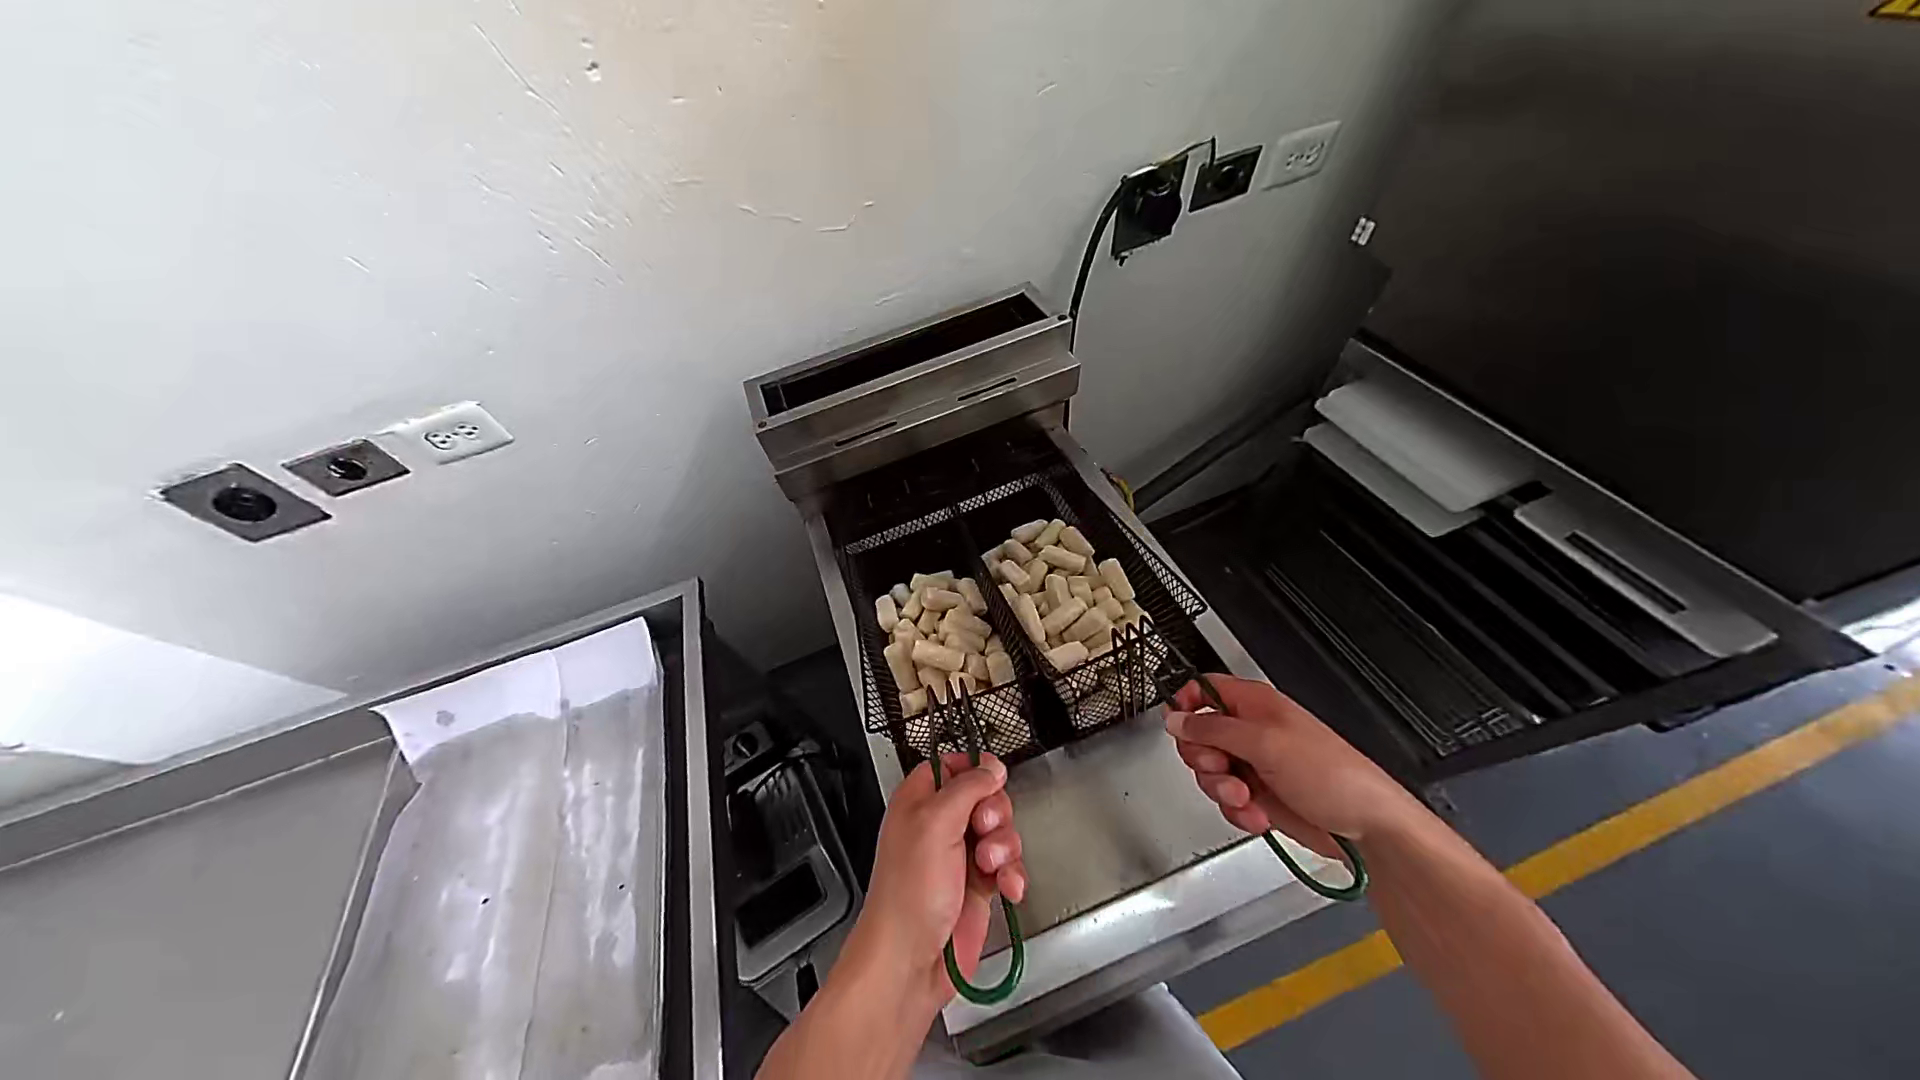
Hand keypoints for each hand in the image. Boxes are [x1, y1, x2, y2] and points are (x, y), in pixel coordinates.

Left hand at [836, 753, 1026, 1019]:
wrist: (910, 960)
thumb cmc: (906, 894)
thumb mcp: (936, 823)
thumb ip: (968, 787)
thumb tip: (991, 767)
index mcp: (920, 801)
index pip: (952, 765)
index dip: (975, 768)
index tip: (991, 779)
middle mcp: (940, 824)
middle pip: (986, 797)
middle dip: (995, 813)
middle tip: (982, 828)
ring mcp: (961, 855)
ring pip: (1001, 831)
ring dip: (1004, 846)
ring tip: (989, 865)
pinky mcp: (979, 884)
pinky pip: (1009, 865)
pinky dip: (1012, 874)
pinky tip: (1006, 887)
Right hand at [1166, 675, 1427, 856]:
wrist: (1367, 828)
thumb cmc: (1333, 775)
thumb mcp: (1262, 743)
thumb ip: (1211, 729)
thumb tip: (1175, 719)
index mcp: (1254, 704)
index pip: (1204, 688)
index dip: (1185, 703)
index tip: (1178, 725)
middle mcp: (1251, 731)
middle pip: (1198, 735)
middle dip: (1203, 757)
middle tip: (1222, 765)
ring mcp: (1254, 763)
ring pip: (1209, 770)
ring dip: (1221, 788)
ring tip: (1246, 796)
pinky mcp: (1258, 794)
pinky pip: (1226, 798)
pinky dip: (1236, 809)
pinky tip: (1256, 813)